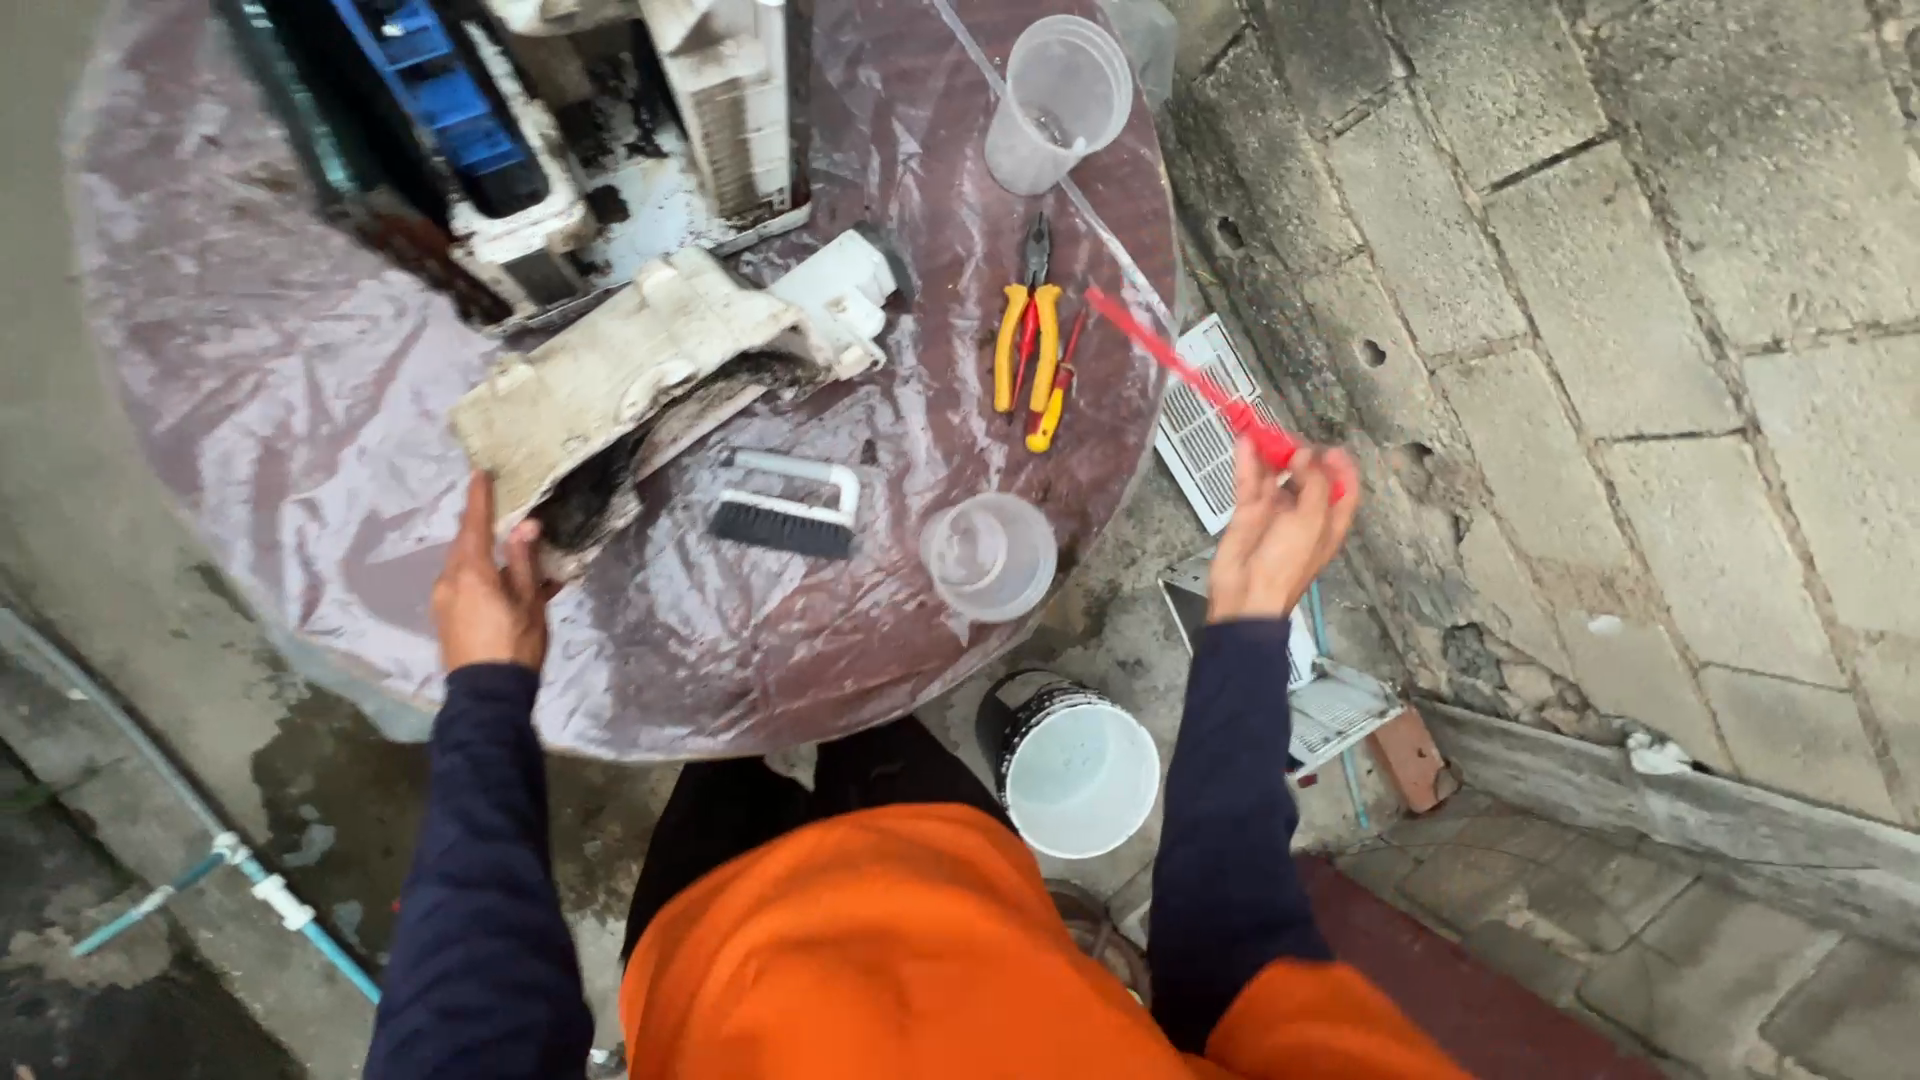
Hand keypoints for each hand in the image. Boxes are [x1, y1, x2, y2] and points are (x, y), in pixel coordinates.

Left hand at [432, 471, 559, 672]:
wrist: (487, 693)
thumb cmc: (515, 643)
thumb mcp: (529, 601)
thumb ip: (524, 562)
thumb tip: (525, 525)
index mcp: (471, 572)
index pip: (474, 525)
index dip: (479, 498)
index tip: (480, 473)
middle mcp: (449, 580)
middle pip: (466, 544)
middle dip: (483, 528)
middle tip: (504, 513)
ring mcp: (443, 600)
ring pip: (465, 565)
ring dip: (487, 556)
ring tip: (515, 558)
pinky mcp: (446, 616)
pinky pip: (465, 584)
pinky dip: (484, 576)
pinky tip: (508, 586)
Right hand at [1207, 438, 1360, 622]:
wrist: (1246, 593)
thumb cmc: (1285, 567)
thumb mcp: (1313, 521)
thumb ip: (1314, 483)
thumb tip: (1305, 456)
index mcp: (1329, 520)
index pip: (1343, 487)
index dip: (1339, 466)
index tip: (1328, 448)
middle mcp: (1303, 514)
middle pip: (1306, 476)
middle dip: (1299, 454)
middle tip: (1289, 438)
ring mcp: (1274, 513)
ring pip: (1275, 475)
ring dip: (1271, 454)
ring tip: (1264, 432)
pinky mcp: (1248, 513)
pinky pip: (1249, 482)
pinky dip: (1247, 463)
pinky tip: (1246, 444)